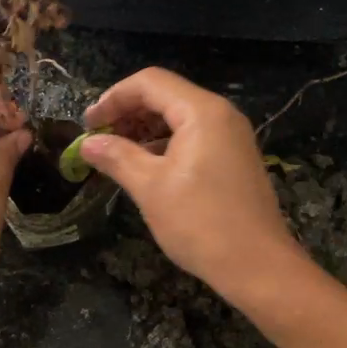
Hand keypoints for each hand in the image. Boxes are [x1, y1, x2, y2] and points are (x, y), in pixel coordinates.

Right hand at [80, 68, 309, 304]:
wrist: (259, 265)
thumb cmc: (202, 223)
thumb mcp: (151, 188)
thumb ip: (117, 157)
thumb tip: (87, 144)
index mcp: (202, 111)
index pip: (150, 82)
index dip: (114, 98)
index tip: (88, 125)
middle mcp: (221, 114)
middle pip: (166, 95)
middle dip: (128, 112)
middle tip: (98, 139)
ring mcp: (231, 135)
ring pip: (179, 116)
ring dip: (145, 129)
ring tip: (116, 154)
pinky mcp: (234, 156)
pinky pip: (194, 135)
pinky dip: (165, 144)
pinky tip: (145, 167)